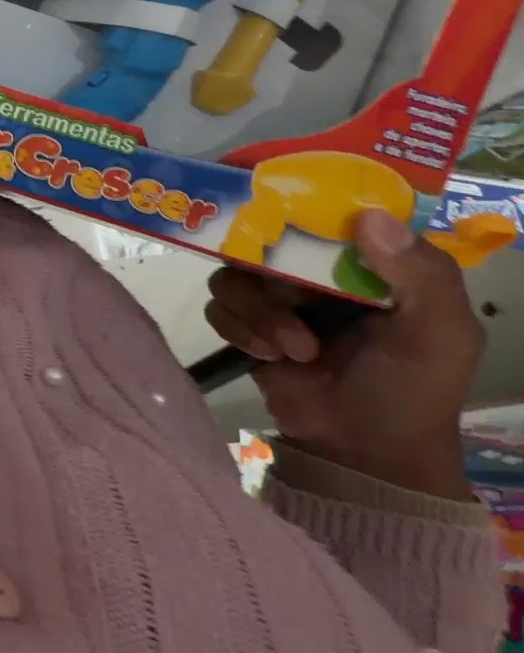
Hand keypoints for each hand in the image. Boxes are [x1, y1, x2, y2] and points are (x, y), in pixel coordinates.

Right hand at [205, 210, 481, 500]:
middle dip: (271, 272)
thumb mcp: (438, 333)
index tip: (286, 205)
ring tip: (292, 347)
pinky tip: (268, 355)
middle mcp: (320, 278)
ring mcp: (278, 302)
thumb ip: (420, 276)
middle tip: (290, 297)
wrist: (357, 449)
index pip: (334, 219)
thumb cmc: (409, 389)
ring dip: (257, 312)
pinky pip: (217, 306)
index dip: (309, 209)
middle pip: (267, 242)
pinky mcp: (246, 326)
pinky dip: (238, 330)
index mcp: (373, 269)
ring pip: (235, 275)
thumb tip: (367, 217)